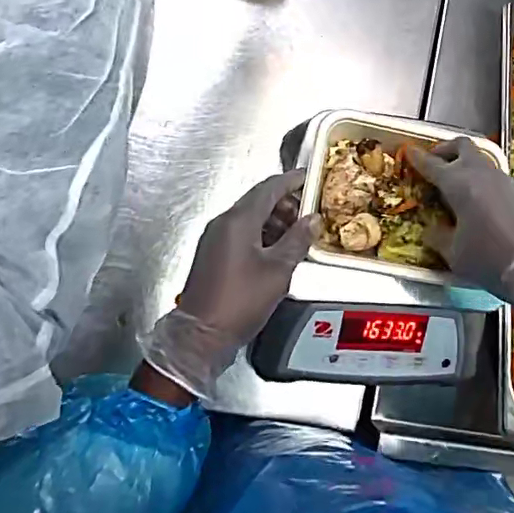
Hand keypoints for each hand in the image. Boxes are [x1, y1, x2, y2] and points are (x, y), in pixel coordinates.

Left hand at [140, 171, 317, 398]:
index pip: (269, 188)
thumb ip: (298, 240)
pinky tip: (279, 248)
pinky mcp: (214, 254)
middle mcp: (224, 223)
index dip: (292, 181)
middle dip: (286, 202)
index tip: (309, 177)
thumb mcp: (279, 269)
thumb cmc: (239, 302)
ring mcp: (216, 238)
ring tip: (299, 232)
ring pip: (251, 217)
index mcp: (238, 220)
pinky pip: (242, 232)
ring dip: (275, 219)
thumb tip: (312, 221)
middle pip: (259, 200)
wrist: (200, 335)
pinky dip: (263, 233)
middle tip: (310, 210)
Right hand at [409, 139, 513, 326]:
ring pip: (480, 160)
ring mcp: (504, 179)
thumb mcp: (455, 254)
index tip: (409, 152)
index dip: (418, 158)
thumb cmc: (491, 258)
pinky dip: (481, 180)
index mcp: (459, 183)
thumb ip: (438, 237)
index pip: (432, 164)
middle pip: (461, 146)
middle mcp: (482, 173)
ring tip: (455, 185)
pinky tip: (479, 201)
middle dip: (444, 150)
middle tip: (434, 162)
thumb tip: (432, 230)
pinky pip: (494, 177)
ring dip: (465, 165)